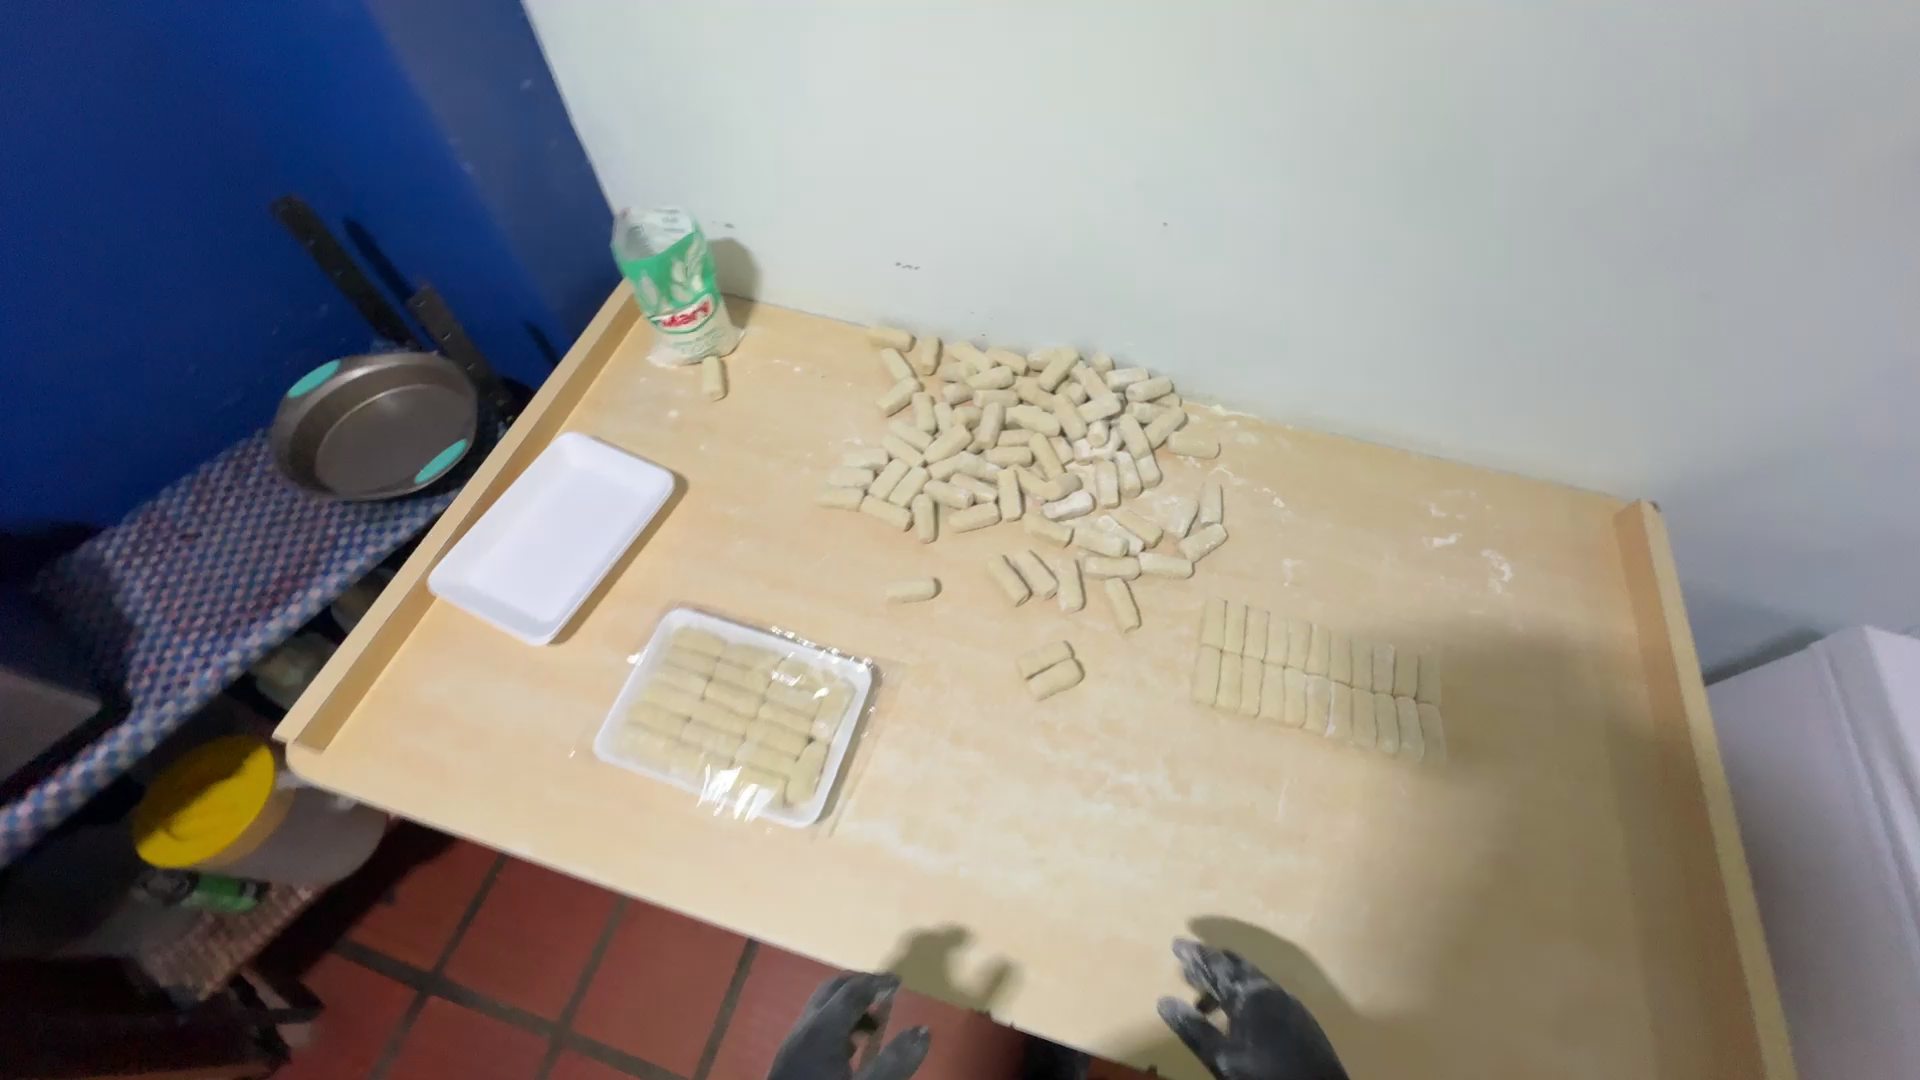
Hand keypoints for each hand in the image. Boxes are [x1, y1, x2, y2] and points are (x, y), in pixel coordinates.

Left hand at [770, 972, 931, 1079]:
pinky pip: (816, 1025)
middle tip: (885, 992)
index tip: (899, 982)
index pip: (854, 989)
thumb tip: (924, 1030)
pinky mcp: (790, 1058)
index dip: (878, 981)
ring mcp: (794, 1041)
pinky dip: (837, 1023)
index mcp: (824, 1026)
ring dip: (849, 1006)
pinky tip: (850, 1050)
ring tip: (874, 1024)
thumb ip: (895, 1061)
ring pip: (823, 1007)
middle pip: (834, 989)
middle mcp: (806, 1025)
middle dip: (861, 985)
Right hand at [1156, 940, 1347, 1079]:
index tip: (1176, 945)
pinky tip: (1240, 1018)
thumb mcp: (1224, 1061)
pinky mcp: (1302, 1021)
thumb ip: (1195, 1030)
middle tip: (1187, 966)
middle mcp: (1270, 990)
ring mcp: (1290, 1005)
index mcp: (1250, 994)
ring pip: (1251, 982)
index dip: (1194, 955)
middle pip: (1235, 967)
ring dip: (1226, 984)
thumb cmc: (1267, 1079)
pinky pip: (1266, 996)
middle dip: (1209, 965)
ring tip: (1206, 1001)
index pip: (1215, 965)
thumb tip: (1164, 1001)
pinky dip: (1245, 997)